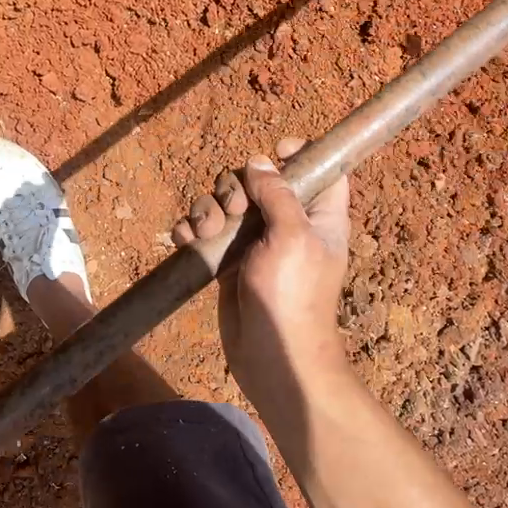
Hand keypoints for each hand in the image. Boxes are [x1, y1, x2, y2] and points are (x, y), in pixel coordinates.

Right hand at [172, 138, 349, 409]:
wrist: (271, 355)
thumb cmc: (294, 295)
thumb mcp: (293, 237)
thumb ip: (278, 194)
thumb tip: (259, 161)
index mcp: (318, 215)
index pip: (320, 169)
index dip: (300, 153)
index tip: (276, 153)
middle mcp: (286, 223)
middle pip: (257, 179)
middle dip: (236, 186)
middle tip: (235, 210)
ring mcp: (253, 241)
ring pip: (224, 202)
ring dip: (208, 208)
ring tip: (207, 232)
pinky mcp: (226, 259)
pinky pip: (204, 229)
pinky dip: (192, 229)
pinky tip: (187, 240)